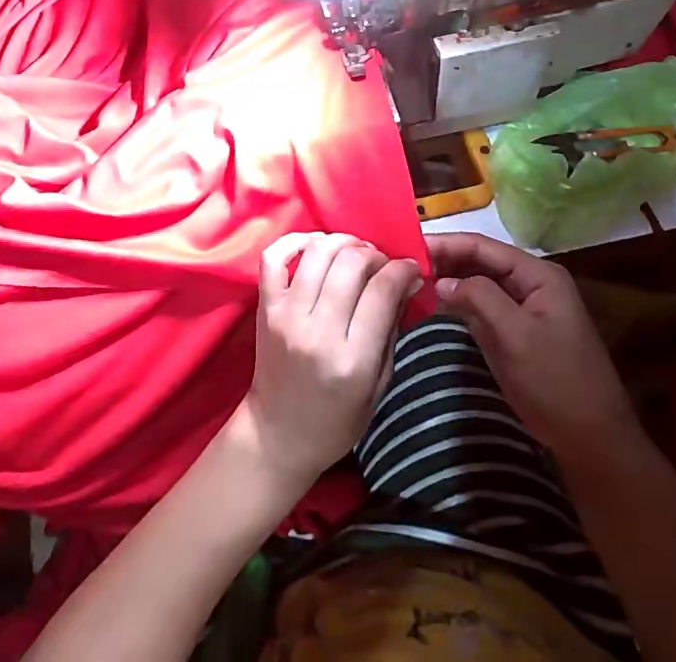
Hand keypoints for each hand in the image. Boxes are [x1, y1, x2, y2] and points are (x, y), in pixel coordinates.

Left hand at [237, 233, 420, 486]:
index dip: (403, 270)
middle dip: (376, 255)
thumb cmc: (336, 419)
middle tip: (383, 264)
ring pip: (318, 253)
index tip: (410, 270)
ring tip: (356, 252)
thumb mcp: (379, 384)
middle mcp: (317, 331)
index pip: (382, 291)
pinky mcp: (265, 308)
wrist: (278, 433)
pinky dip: (296, 241)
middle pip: (351, 264)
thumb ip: (392, 330)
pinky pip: (273, 258)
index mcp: (351, 358)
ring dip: (344, 242)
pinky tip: (317, 245)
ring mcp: (286, 315)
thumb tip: (407, 281)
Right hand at [427, 232, 639, 465]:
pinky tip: (432, 302)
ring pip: (478, 282)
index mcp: (538, 274)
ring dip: (448, 279)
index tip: (407, 247)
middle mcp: (531, 282)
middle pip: (480, 260)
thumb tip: (440, 280)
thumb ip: (479, 297)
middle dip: (444, 260)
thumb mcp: (515, 335)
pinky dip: (457, 301)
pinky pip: (481, 305)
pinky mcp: (515, 329)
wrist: (591, 438)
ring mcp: (523, 306)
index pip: (483, 246)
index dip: (445, 244)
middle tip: (403, 264)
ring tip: (410, 279)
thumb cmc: (556, 382)